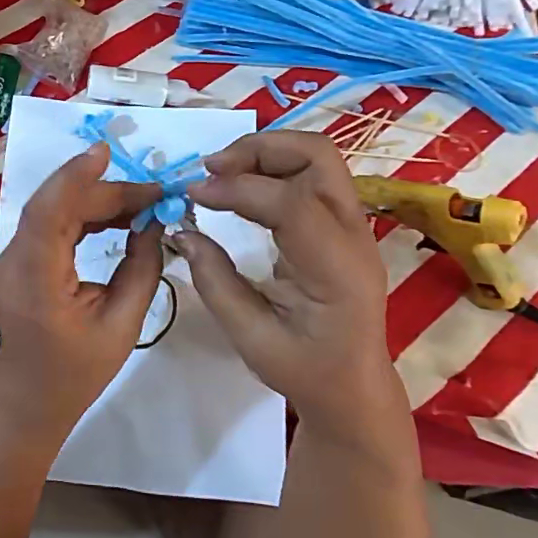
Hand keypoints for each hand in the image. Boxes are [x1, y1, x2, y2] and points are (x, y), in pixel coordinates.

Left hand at [0, 143, 164, 434]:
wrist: (29, 395)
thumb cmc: (77, 371)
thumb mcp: (122, 325)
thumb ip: (141, 269)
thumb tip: (155, 222)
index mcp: (34, 281)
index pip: (47, 213)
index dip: (75, 177)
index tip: (107, 152)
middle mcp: (13, 261)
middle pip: (57, 206)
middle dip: (107, 193)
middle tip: (157, 196)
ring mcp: (10, 258)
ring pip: (54, 210)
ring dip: (98, 201)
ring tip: (145, 204)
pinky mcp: (18, 259)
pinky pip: (51, 224)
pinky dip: (84, 215)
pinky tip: (118, 216)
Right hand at [179, 132, 411, 448]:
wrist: (354, 388)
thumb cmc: (305, 371)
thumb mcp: (251, 338)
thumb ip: (215, 281)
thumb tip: (183, 231)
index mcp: (336, 269)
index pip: (292, 202)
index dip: (238, 188)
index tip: (193, 194)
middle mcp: (354, 236)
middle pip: (317, 156)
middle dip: (259, 149)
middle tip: (210, 168)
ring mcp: (355, 227)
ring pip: (317, 157)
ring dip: (266, 153)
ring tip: (221, 172)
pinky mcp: (344, 226)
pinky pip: (313, 176)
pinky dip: (274, 168)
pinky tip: (242, 185)